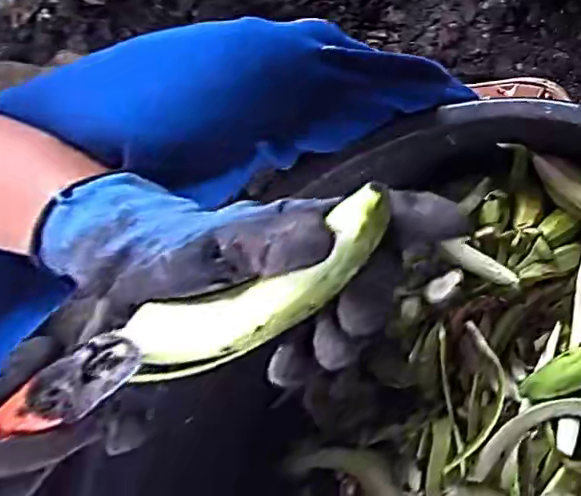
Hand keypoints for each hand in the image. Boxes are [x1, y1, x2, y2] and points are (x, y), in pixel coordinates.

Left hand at [35, 174, 467, 386]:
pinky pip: (326, 338)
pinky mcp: (295, 317)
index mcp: (315, 222)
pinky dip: (314, 361)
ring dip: (343, 341)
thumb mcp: (202, 248)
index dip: (426, 215)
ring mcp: (314, 283)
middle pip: (379, 269)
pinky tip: (287, 370)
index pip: (385, 210)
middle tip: (341, 338)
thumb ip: (260, 240)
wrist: (122, 293)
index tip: (458, 227)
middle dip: (369, 307)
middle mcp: (327, 248)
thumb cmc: (167, 257)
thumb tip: (325, 239)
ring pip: (358, 308)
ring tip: (305, 364)